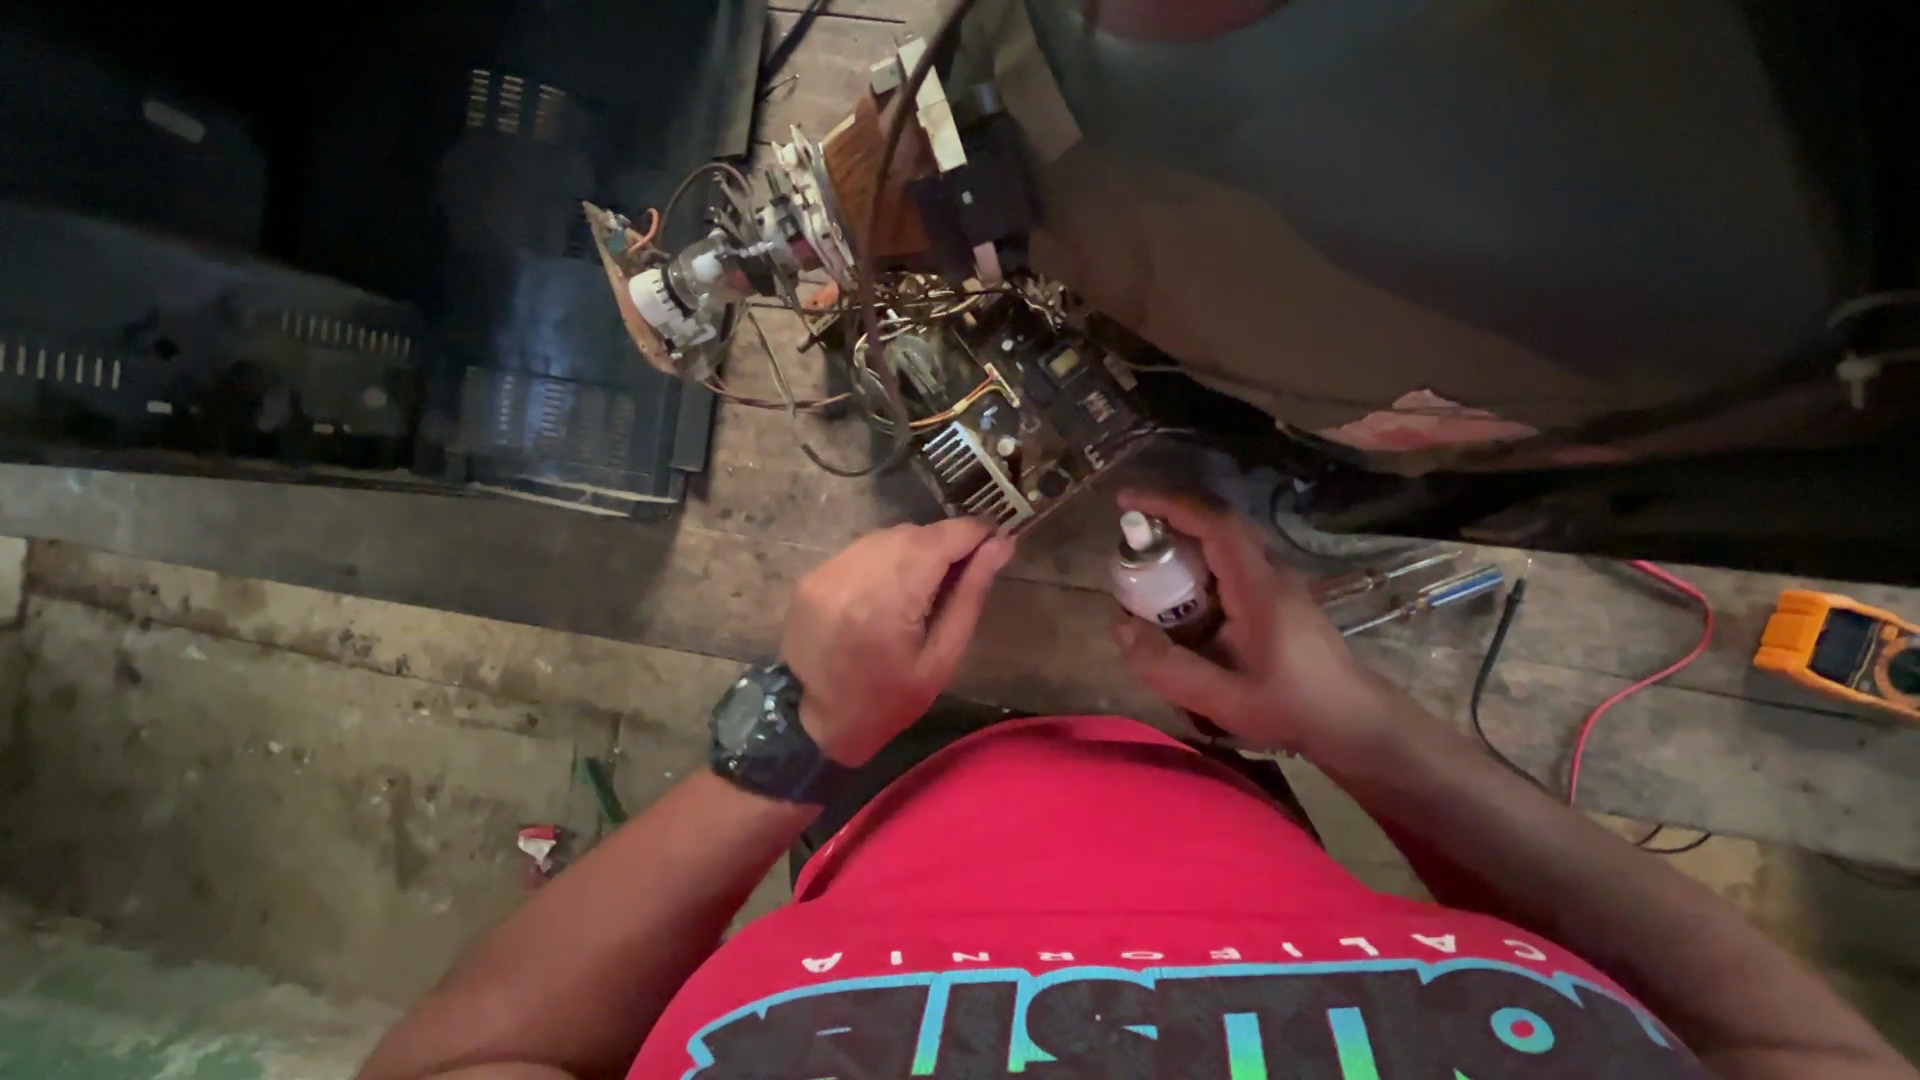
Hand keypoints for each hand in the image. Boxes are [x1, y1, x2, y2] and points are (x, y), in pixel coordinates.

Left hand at [782, 519, 1015, 765]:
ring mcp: (826, 574)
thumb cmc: (891, 699)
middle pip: (912, 535)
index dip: (970, 531)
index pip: (937, 542)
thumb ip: (970, 596)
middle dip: (944, 541)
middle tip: (968, 561)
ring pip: (885, 537)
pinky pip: (860, 550)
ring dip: (915, 547)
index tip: (995, 534)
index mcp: (888, 603)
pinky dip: (885, 557)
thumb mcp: (942, 659)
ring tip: (931, 576)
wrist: (819, 722)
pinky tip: (895, 583)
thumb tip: (1000, 546)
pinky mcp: (811, 578)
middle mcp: (852, 577)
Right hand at [1109, 490, 1384, 751]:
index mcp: (1260, 587)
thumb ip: (1169, 667)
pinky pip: (1230, 564)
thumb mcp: (1225, 699)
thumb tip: (1120, 627)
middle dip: (1169, 519)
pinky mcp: (1276, 597)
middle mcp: (1271, 572)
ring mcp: (1277, 583)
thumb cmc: (1294, 709)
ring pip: (1224, 543)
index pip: (1215, 525)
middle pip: (1217, 524)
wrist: (1355, 723)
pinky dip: (1197, 564)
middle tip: (1129, 537)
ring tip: (1145, 566)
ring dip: (1183, 542)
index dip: (1169, 505)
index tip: (1128, 501)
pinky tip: (1179, 597)